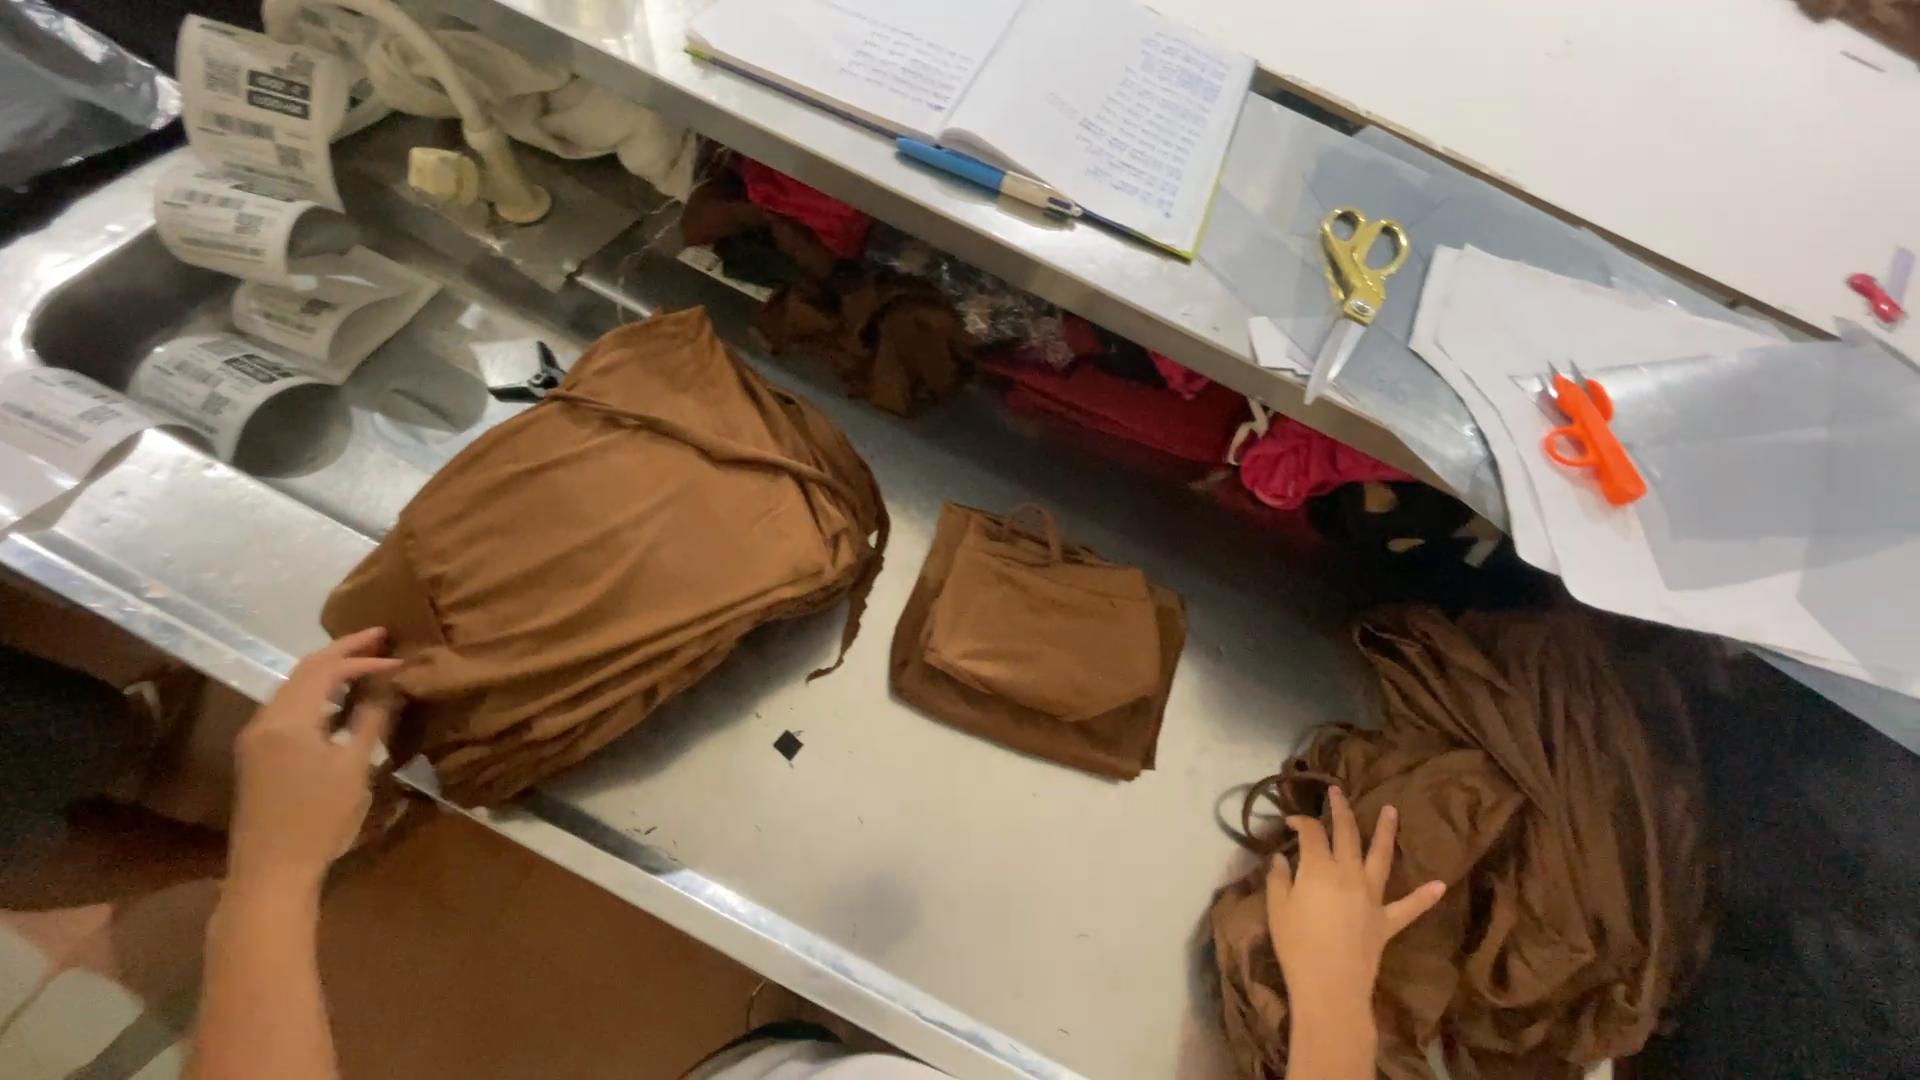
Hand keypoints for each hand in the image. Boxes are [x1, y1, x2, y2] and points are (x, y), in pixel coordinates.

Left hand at [229, 629, 400, 890]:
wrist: (271, 868)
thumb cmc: (319, 817)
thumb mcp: (355, 767)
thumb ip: (370, 721)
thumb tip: (386, 689)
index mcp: (287, 722)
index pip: (326, 671)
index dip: (364, 659)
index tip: (400, 658)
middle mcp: (264, 722)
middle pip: (303, 672)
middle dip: (343, 651)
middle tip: (380, 636)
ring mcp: (257, 739)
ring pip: (294, 688)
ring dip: (329, 671)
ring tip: (365, 661)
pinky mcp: (260, 755)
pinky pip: (290, 708)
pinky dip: (318, 693)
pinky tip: (341, 698)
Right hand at [1266, 786, 1445, 1009]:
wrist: (1330, 987)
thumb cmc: (1296, 946)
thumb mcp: (1277, 907)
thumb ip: (1278, 878)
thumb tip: (1280, 858)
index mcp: (1318, 869)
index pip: (1310, 833)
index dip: (1298, 821)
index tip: (1287, 821)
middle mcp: (1348, 874)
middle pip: (1346, 834)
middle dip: (1340, 810)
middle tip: (1337, 791)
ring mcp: (1372, 897)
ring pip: (1381, 857)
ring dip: (1386, 832)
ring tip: (1392, 810)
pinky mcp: (1387, 921)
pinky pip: (1409, 907)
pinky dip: (1424, 897)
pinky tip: (1439, 885)